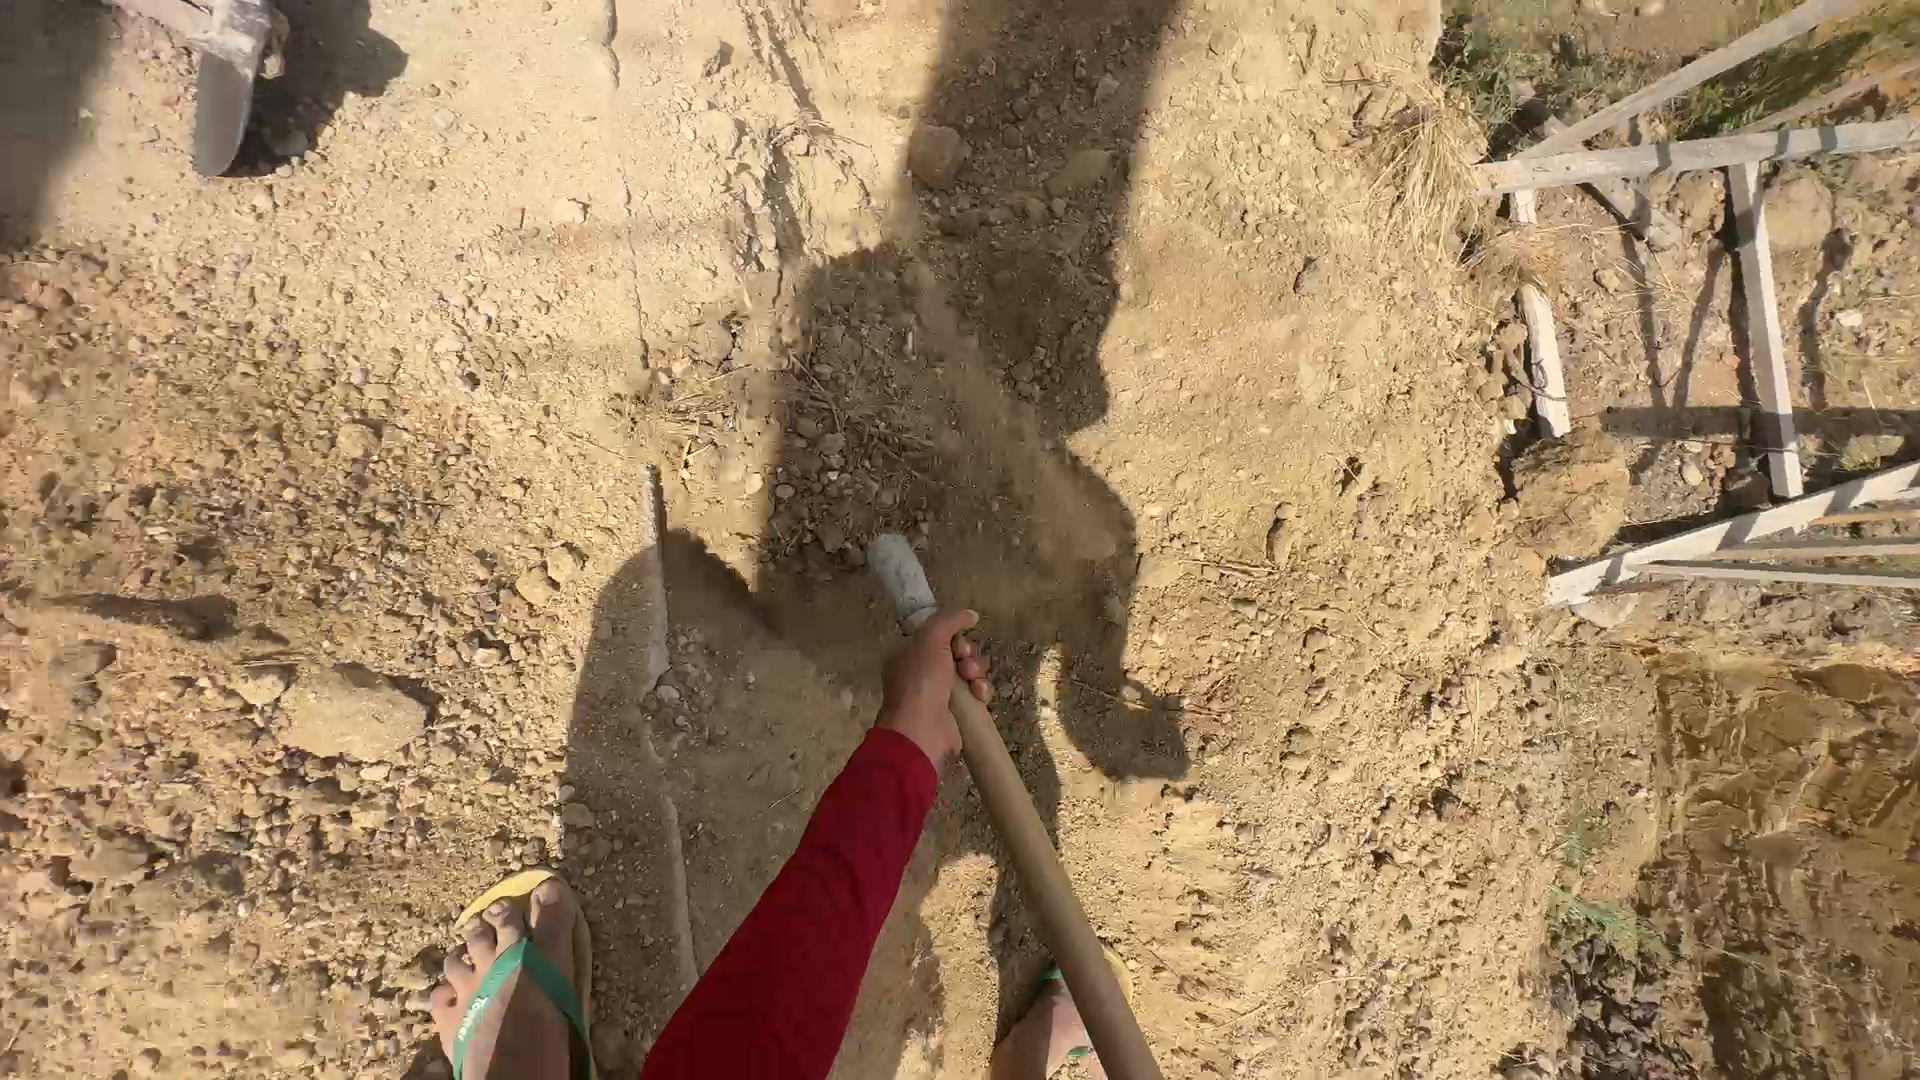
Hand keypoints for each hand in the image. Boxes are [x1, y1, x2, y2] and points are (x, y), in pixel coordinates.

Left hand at [879, 607, 992, 767]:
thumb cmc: (921, 681)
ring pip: (970, 671)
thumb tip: (971, 614)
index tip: (957, 642)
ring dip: (977, 671)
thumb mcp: (930, 639)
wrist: (922, 731)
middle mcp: (923, 672)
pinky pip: (976, 692)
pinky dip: (981, 691)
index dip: (952, 635)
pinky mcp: (957, 711)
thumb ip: (949, 620)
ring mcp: (940, 693)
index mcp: (908, 654)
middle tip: (964, 661)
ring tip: (973, 680)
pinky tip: (979, 695)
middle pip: (957, 652)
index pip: (937, 636)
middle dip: (967, 654)